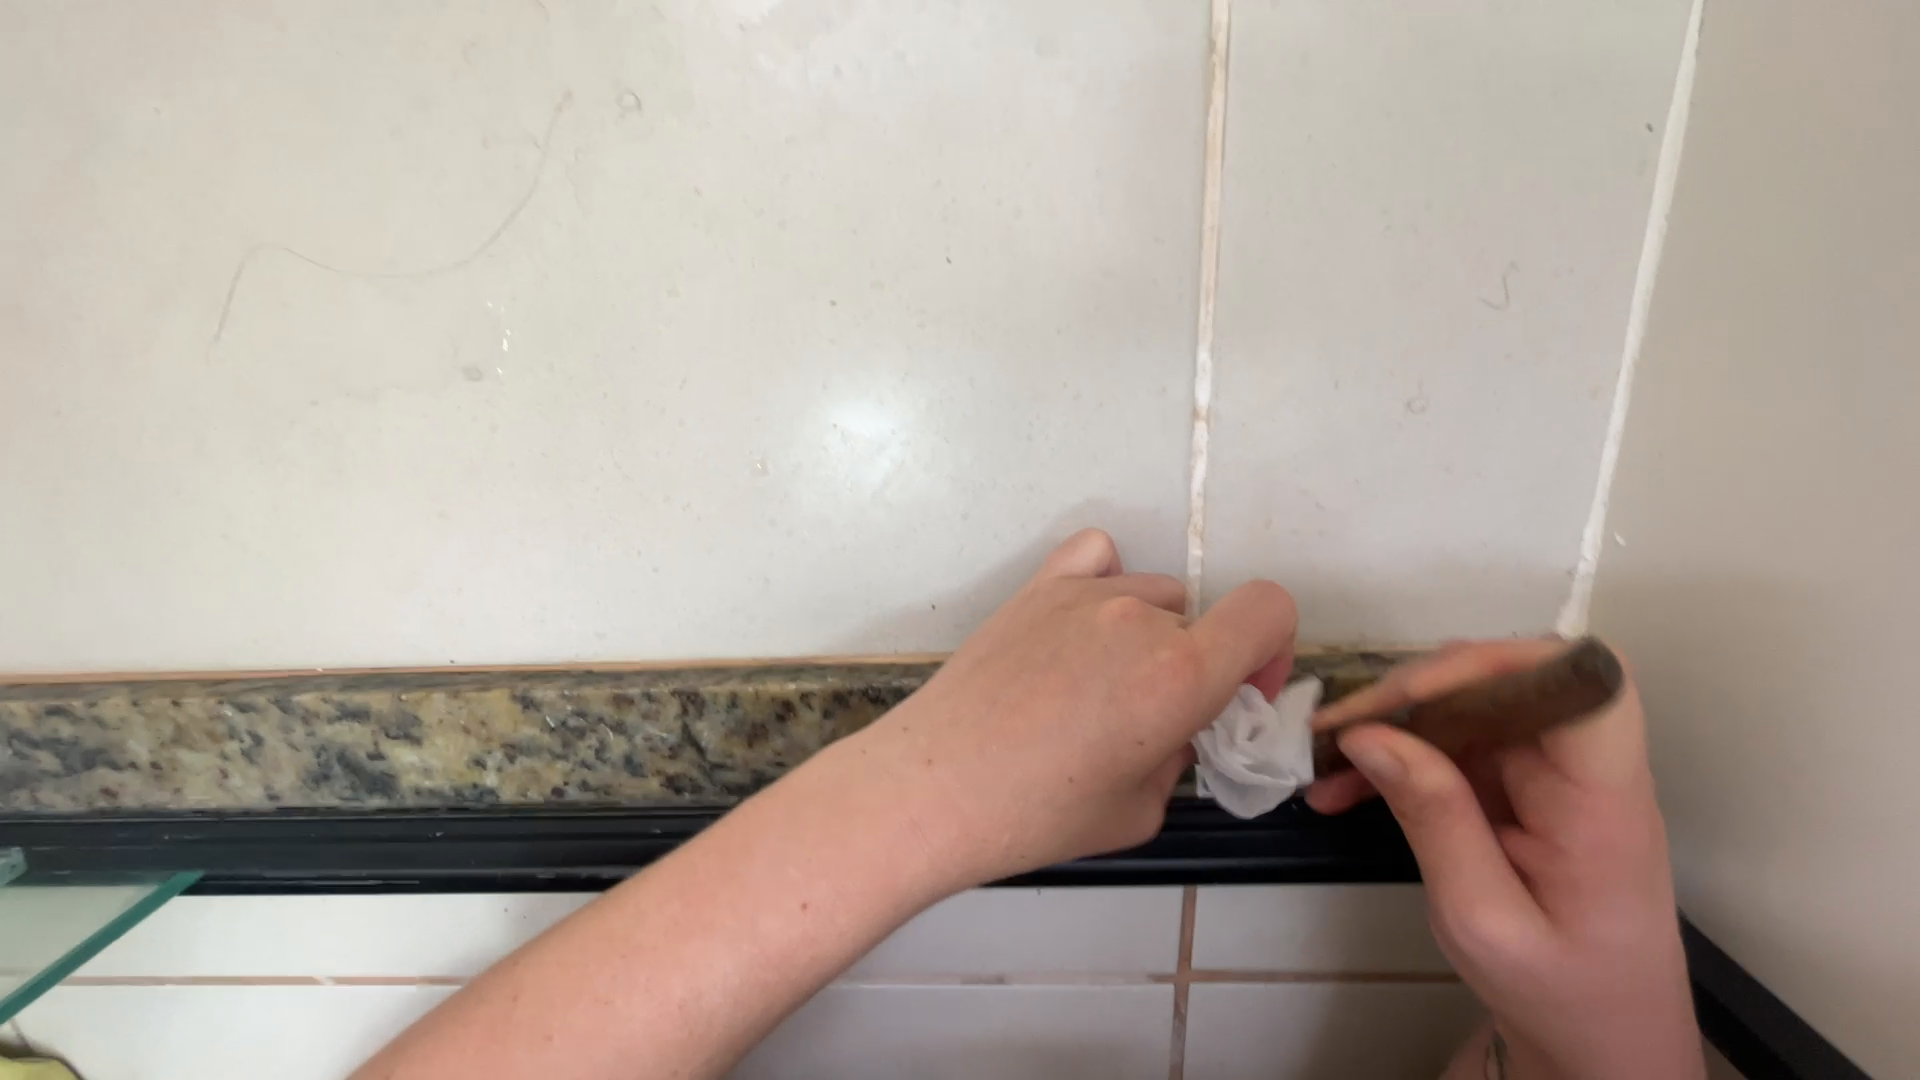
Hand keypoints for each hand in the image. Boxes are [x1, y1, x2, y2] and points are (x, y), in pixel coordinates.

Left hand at [836, 528, 1298, 889]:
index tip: (1239, 693)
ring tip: (1099, 683)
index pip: (1270, 608)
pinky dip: (1106, 579)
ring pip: (1151, 596)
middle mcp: (1137, 617)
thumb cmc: (1037, 815)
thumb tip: (1172, 726)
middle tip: (1150, 718)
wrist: (933, 786)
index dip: (1272, 648)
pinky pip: (1095, 555)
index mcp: (1179, 673)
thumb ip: (1179, 754)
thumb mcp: (1139, 812)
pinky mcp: (1035, 588)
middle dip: (1196, 667)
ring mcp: (1081, 594)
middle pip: (1200, 622)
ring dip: (1148, 634)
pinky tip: (1082, 622)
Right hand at [1306, 640, 1704, 1079]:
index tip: (1413, 692)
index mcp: (1602, 804)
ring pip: (1461, 710)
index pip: (1586, 683)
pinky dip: (1389, 759)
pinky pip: (1444, 748)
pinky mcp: (1511, 789)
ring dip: (1388, 725)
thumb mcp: (1482, 918)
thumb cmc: (1558, 995)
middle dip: (1411, 693)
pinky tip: (1341, 788)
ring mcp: (1542, 778)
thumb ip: (1434, 818)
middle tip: (1337, 728)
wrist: (1598, 1046)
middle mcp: (1578, 773)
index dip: (1501, 661)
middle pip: (1505, 682)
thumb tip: (1370, 733)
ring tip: (1326, 758)